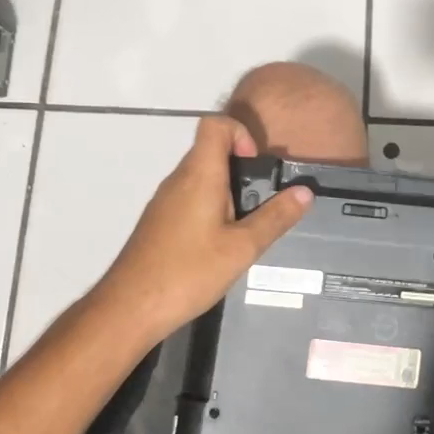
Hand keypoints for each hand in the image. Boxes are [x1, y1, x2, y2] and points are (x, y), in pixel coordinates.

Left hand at [92, 116, 312, 344]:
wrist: (128, 309)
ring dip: (227, 191)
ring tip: (244, 228)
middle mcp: (178, 179)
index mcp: (199, 175)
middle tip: (261, 203)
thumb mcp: (242, 248)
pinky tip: (219, 245)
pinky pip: (190, 198)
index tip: (256, 165)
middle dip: (241, 169)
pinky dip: (210, 208)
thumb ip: (275, 218)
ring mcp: (164, 201)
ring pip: (201, 177)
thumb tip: (305, 192)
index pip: (214, 125)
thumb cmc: (188, 272)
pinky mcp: (158, 221)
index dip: (240, 133)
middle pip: (210, 151)